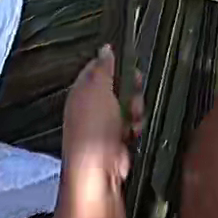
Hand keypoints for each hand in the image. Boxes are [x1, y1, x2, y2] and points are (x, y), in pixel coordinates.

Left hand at [61, 44, 142, 189]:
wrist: (98, 169)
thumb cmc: (93, 129)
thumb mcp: (99, 90)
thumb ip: (103, 68)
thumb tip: (105, 48)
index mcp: (82, 90)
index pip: (99, 67)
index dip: (116, 64)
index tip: (129, 65)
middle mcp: (91, 105)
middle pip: (119, 85)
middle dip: (131, 90)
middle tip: (133, 95)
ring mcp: (104, 123)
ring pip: (129, 104)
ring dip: (135, 109)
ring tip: (132, 118)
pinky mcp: (117, 138)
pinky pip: (133, 123)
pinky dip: (136, 126)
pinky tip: (133, 132)